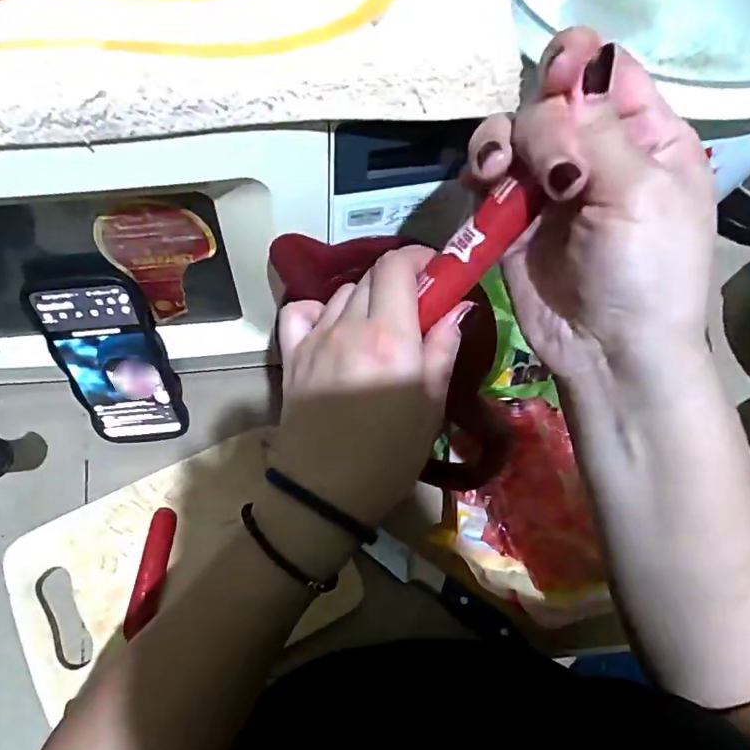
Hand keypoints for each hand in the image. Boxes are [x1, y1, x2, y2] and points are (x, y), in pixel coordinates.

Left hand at [267, 246, 467, 527]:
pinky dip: (318, 309)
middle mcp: (349, 326)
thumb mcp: (431, 406)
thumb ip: (443, 349)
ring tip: (378, 326)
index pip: (397, 265)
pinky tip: (332, 327)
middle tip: (415, 308)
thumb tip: (458, 308)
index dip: (419, 259)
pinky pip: (300, 312)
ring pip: (341, 293)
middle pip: (371, 275)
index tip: (436, 275)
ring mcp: (315, 340)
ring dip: (364, 298)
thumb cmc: (389, 455)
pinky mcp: (291, 357)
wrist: (324, 490)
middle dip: (397, 280)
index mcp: (390, 335)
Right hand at [467, 27, 715, 387]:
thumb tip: (568, 76)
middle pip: (550, 103)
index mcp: (645, 137)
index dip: (578, 62)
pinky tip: (479, 188)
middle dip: (539, 124)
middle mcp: (594, 154)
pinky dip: (479, 177)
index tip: (558, 75)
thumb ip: (600, 133)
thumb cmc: (647, 272)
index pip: (606, 72)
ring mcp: (549, 191)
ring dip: (496, 144)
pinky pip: (489, 184)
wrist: (609, 350)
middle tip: (551, 175)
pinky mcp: (513, 224)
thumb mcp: (640, 194)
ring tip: (492, 174)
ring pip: (510, 138)